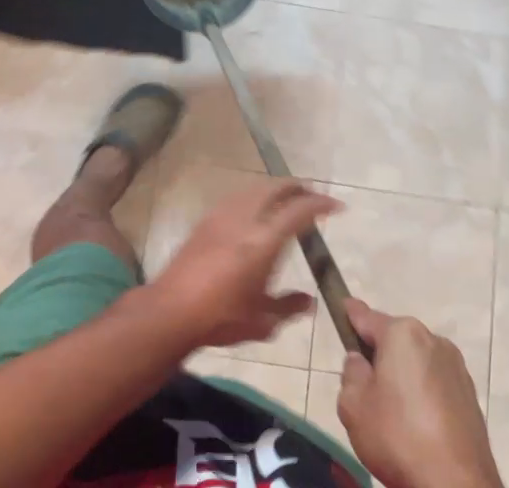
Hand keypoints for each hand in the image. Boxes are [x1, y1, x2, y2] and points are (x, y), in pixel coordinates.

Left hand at [148, 179, 338, 348]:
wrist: (171, 311)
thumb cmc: (221, 318)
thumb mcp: (263, 321)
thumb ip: (289, 307)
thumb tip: (310, 301)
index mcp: (263, 242)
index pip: (298, 211)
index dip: (320, 204)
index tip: (337, 206)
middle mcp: (244, 221)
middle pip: (274, 189)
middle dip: (297, 187)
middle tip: (312, 194)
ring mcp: (221, 218)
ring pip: (252, 189)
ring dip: (273, 189)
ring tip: (286, 199)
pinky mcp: (204, 222)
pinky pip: (235, 198)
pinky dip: (252, 196)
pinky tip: (253, 210)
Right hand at [336, 299, 500, 487]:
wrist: (455, 485)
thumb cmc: (397, 436)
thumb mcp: (353, 404)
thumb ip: (351, 373)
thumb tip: (361, 361)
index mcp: (403, 335)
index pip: (367, 317)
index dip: (351, 314)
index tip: (343, 307)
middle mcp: (434, 341)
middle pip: (395, 340)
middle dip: (379, 353)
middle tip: (363, 385)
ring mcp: (456, 368)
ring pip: (416, 362)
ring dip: (402, 375)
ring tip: (391, 412)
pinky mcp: (470, 396)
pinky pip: (435, 383)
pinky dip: (422, 394)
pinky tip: (415, 424)